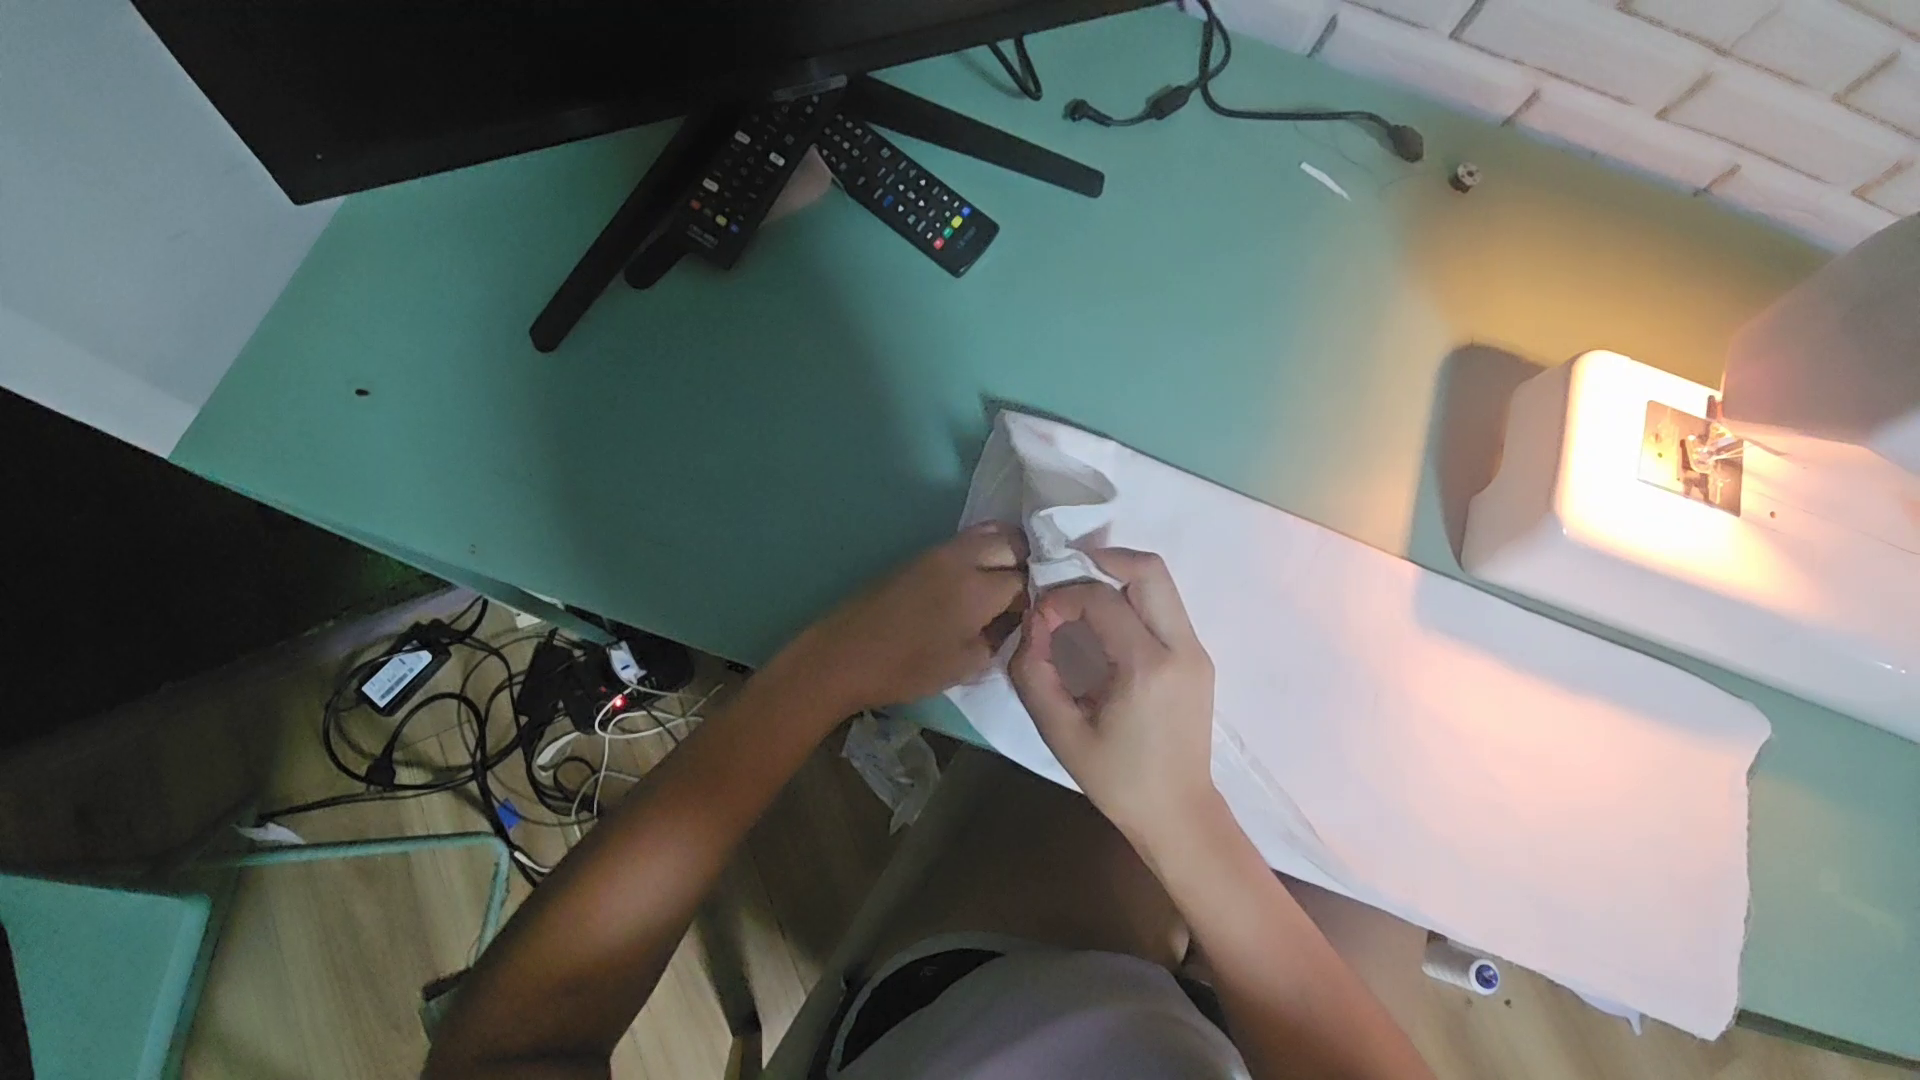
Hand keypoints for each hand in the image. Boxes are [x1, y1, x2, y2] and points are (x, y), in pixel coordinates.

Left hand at [781, 522, 1028, 715]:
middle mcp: (963, 559)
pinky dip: (984, 547)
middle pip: (1012, 543)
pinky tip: (982, 574)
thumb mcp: (966, 664)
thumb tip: (1017, 615)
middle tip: (1027, 591)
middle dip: (1028, 562)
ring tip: (1008, 578)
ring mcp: (940, 551)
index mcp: (979, 589)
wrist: (846, 653)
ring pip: (990, 532)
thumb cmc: (908, 668)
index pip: (1026, 579)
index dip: (1035, 597)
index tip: (1034, 614)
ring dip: (1007, 549)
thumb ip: (1001, 635)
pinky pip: (966, 539)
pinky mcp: (921, 553)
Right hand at [1009, 549, 1219, 850]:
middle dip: (1099, 561)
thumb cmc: (1117, 779)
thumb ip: (1034, 672)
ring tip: (1079, 606)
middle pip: (1147, 569)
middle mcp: (1181, 648)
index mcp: (1147, 667)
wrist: (1178, 812)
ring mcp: (1196, 650)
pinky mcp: (1198, 657)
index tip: (1040, 620)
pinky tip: (1102, 630)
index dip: (1062, 598)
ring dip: (1115, 580)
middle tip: (1064, 582)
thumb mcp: (1059, 732)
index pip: (1101, 599)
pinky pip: (1162, 608)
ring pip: (1159, 583)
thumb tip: (1033, 624)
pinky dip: (1129, 601)